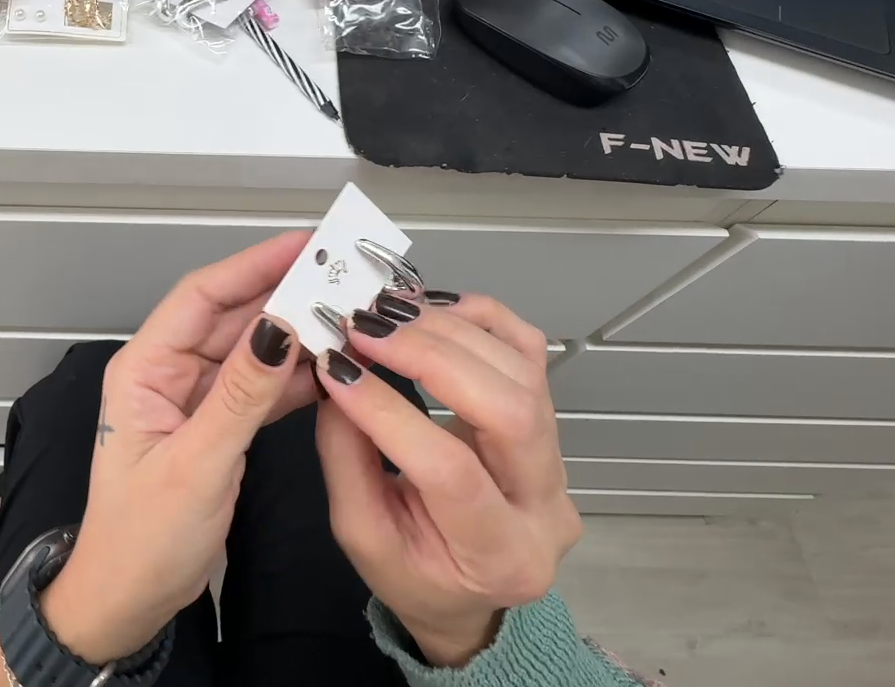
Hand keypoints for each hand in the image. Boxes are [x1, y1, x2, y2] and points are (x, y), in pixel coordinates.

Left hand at [40, 232, 319, 662]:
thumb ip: (242, 394)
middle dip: (281, 293)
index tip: (304, 246)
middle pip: (228, 316)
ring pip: (247, 349)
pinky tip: (328, 367)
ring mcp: (191, 397)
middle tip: (338, 276)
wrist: (127, 601)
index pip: (201, 297)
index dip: (253, 265)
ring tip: (343, 315)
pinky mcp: (214, 423)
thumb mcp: (198, 463)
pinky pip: (255, 386)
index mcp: (144, 368)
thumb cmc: (144, 538)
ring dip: (291, 334)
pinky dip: (290, 377)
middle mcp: (166, 371)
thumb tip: (282, 327)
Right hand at [313, 294, 579, 667]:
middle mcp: (546, 506)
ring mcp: (559, 458)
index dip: (388, 411)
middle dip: (429, 356)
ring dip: (449, 329)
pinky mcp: (550, 419)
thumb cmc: (410, 569)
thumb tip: (336, 372)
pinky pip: (528, 351)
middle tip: (365, 327)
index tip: (336, 366)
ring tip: (387, 312)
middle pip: (508, 410)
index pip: (451, 469)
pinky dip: (482, 317)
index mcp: (498, 554)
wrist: (467, 586)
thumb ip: (345, 454)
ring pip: (522, 372)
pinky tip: (431, 308)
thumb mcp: (359, 531)